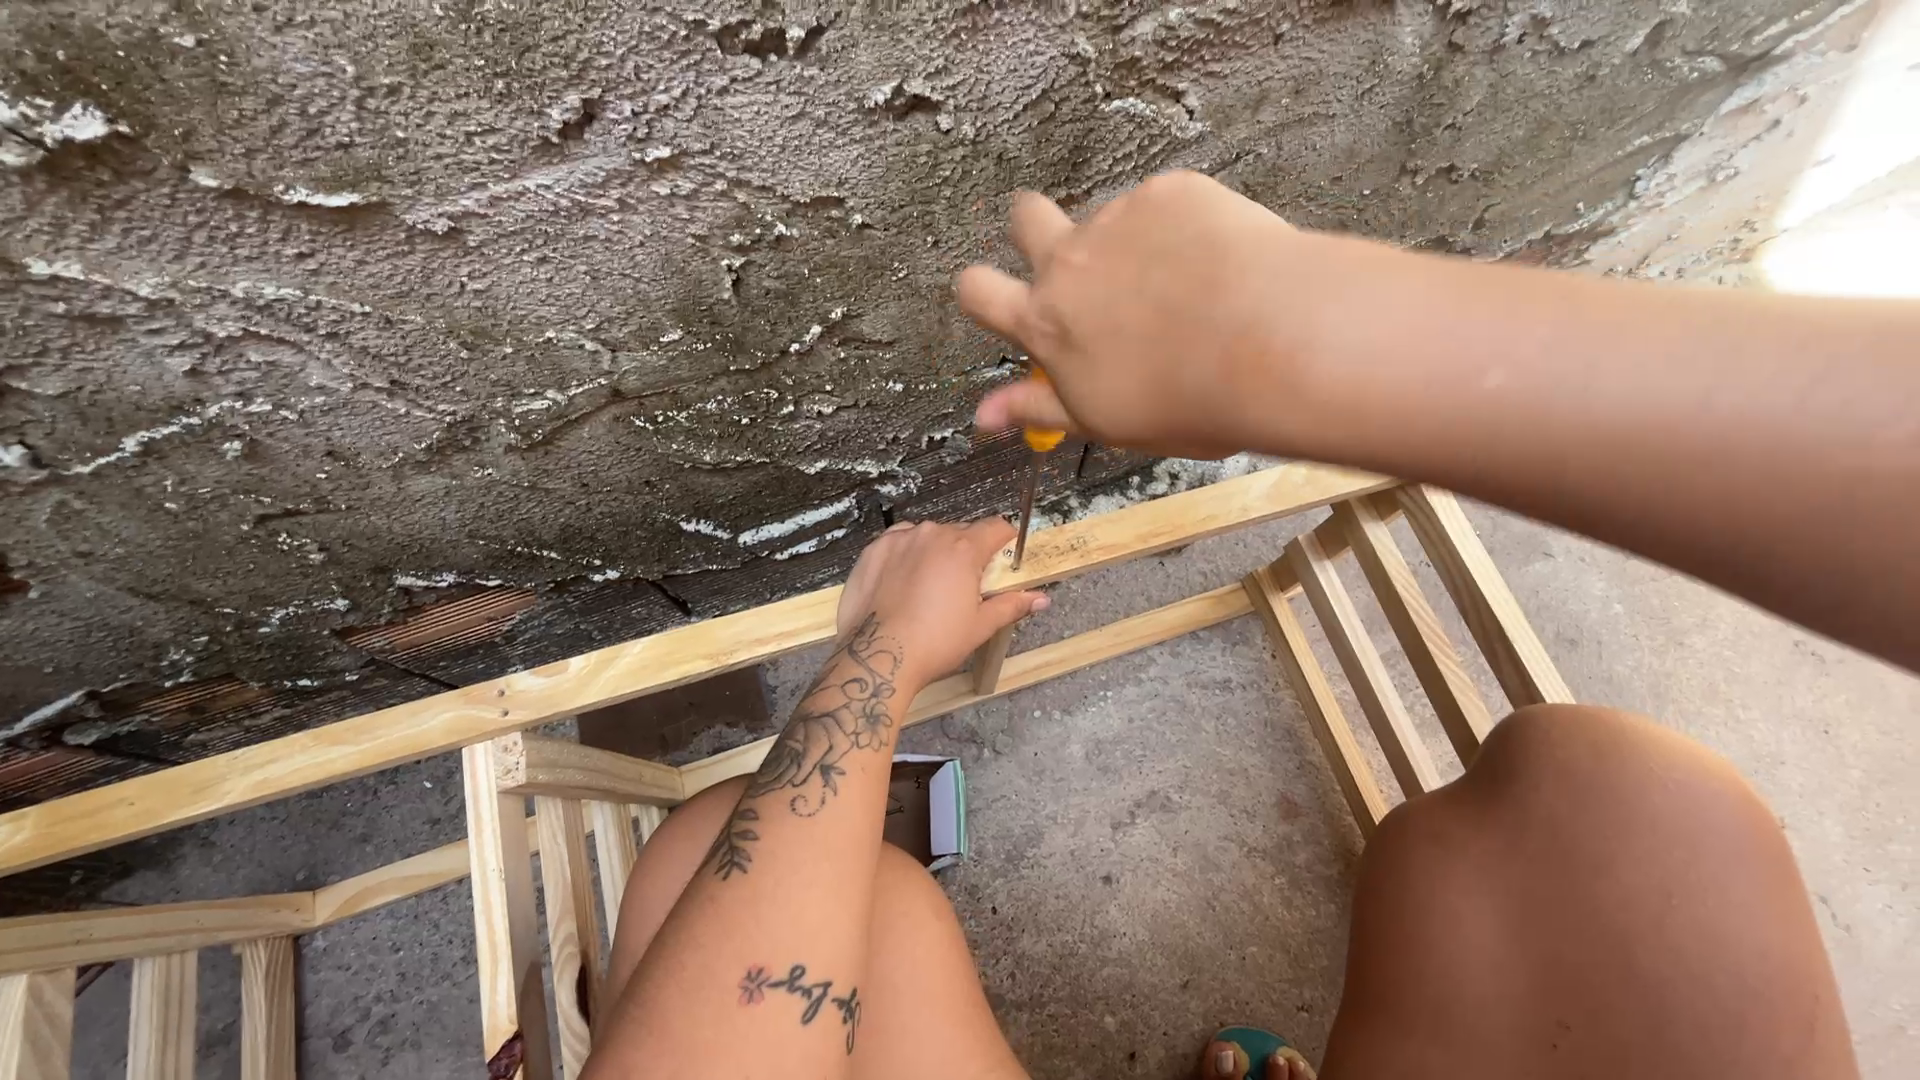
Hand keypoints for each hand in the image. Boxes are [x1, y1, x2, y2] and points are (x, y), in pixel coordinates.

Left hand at [835, 519, 1048, 685]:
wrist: (877, 656)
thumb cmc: (935, 643)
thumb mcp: (980, 626)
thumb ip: (1012, 605)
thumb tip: (1041, 599)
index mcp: (963, 549)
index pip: (996, 527)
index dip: (1004, 541)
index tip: (1003, 559)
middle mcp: (931, 535)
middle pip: (960, 532)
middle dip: (968, 552)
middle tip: (965, 586)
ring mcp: (898, 540)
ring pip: (927, 536)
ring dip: (935, 552)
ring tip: (930, 588)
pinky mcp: (872, 551)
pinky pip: (898, 543)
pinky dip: (906, 556)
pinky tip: (903, 584)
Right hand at [957, 170, 1317, 458]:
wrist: (1269, 343)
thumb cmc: (1185, 399)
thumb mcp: (1101, 420)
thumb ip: (1037, 407)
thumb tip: (982, 416)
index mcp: (1045, 322)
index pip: (978, 292)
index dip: (979, 290)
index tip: (994, 293)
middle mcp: (1069, 262)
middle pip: (1024, 218)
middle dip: (1032, 227)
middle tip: (1075, 259)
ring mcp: (1119, 220)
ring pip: (1106, 217)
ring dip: (1125, 241)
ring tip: (1178, 284)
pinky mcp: (1170, 193)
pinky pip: (1162, 205)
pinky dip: (1179, 230)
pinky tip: (1215, 263)